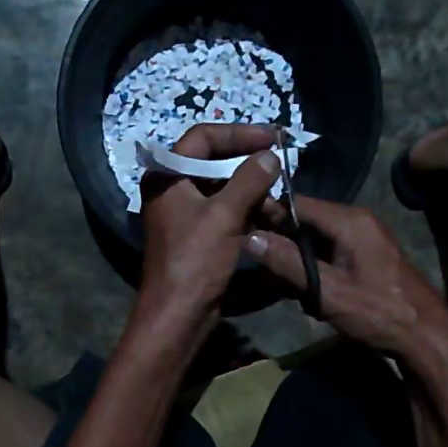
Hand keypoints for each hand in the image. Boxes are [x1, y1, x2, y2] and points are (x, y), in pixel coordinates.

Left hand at [137, 123, 282, 339]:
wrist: (178, 313)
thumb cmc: (195, 259)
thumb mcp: (225, 214)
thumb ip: (249, 179)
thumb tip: (270, 155)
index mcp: (167, 177)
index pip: (202, 138)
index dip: (238, 133)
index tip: (272, 137)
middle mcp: (171, 190)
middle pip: (213, 163)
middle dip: (249, 166)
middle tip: (280, 166)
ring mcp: (183, 214)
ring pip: (222, 190)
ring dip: (252, 193)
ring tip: (281, 202)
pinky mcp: (196, 235)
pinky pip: (223, 212)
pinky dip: (246, 212)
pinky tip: (271, 218)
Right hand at [247, 198, 447, 377]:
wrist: (426, 338)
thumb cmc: (377, 312)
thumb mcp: (326, 290)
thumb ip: (287, 262)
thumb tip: (249, 237)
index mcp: (349, 220)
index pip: (298, 203)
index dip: (268, 213)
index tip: (242, 228)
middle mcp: (357, 221)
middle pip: (305, 221)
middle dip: (282, 242)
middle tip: (260, 265)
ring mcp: (363, 239)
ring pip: (315, 240)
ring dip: (296, 261)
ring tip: (283, 285)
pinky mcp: (365, 257)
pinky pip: (328, 253)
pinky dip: (313, 269)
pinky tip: (306, 293)